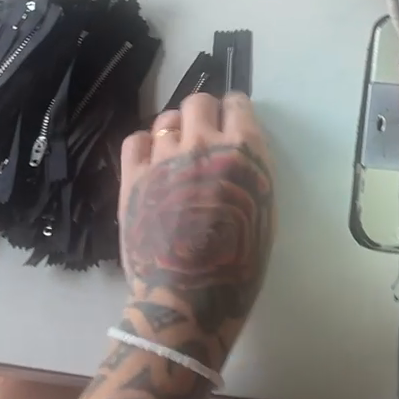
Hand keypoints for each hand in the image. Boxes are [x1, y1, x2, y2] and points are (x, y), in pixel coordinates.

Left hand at [117, 93, 274, 358]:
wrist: (187, 297)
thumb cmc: (238, 264)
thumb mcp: (266, 211)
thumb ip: (253, 170)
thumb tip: (239, 150)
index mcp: (243, 151)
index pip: (237, 103)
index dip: (234, 112)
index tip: (232, 123)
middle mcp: (203, 142)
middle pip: (198, 102)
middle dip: (203, 115)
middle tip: (203, 139)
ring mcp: (164, 157)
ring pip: (166, 119)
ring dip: (174, 132)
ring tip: (175, 157)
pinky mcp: (133, 175)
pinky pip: (135, 140)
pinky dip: (145, 147)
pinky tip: (151, 166)